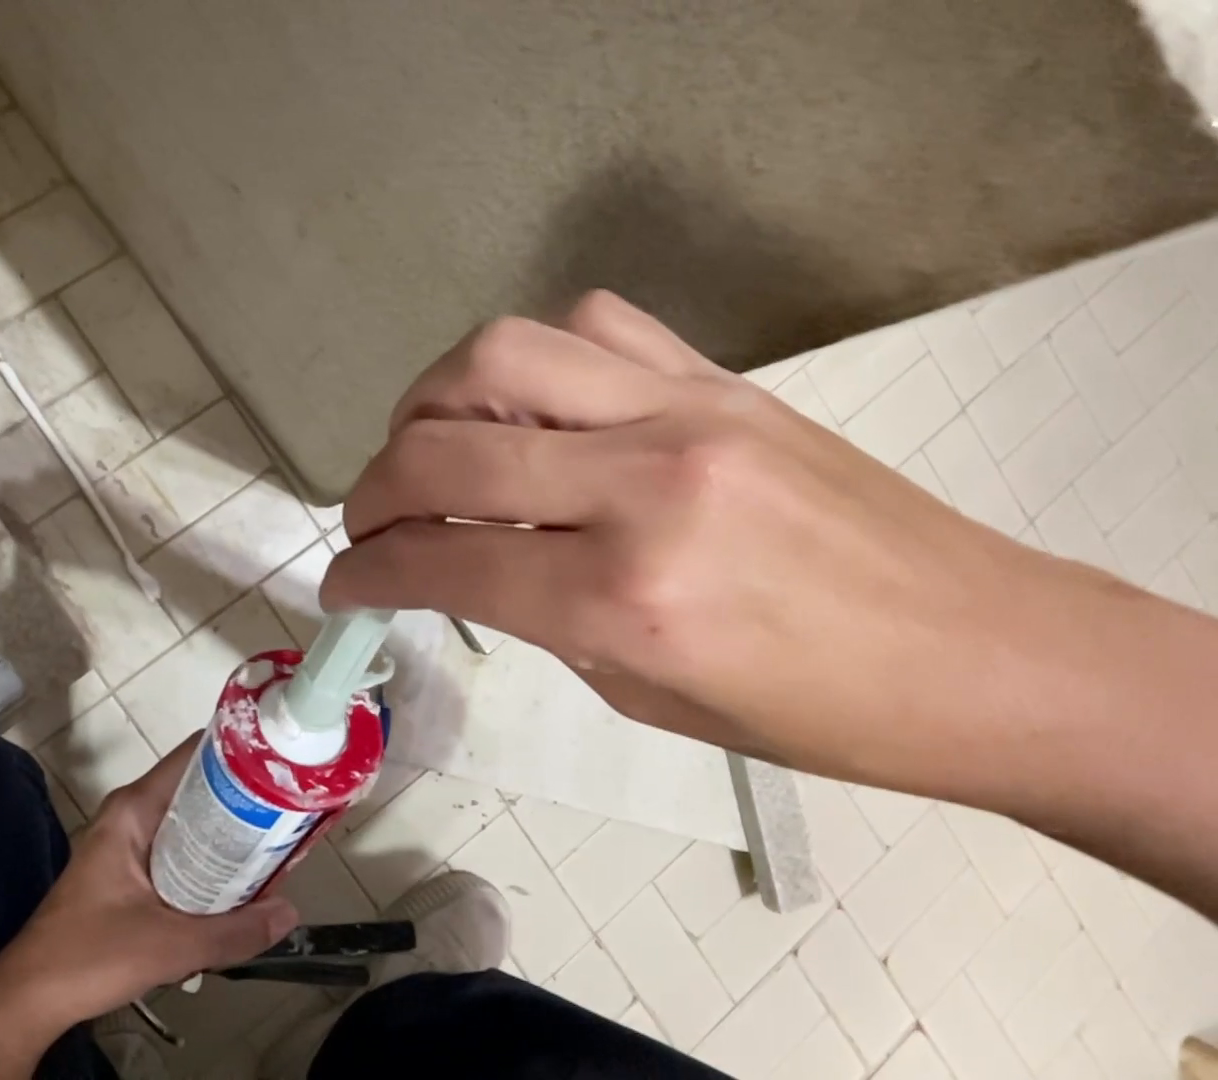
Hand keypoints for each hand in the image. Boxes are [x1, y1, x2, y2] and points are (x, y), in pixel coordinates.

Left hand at [0, 735, 298, 1029]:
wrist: (30, 996)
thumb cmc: (90, 956)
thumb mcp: (169, 946)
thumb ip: (233, 932)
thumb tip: (291, 912)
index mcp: (134, 809)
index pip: (193, 756)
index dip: (238, 752)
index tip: (282, 760)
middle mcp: (132, 813)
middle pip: (198, 788)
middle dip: (244, 798)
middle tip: (292, 810)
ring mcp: (129, 841)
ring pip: (191, 822)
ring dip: (230, 832)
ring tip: (279, 840)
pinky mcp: (130, 869)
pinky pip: (181, 849)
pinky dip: (210, 858)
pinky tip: (241, 878)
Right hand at [321, 291, 1152, 805]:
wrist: (981, 651)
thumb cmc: (810, 712)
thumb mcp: (638, 691)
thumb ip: (532, 612)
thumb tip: (448, 561)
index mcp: (623, 597)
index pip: (441, 561)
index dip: (366, 572)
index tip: (340, 582)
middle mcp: (641, 484)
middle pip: (443, 449)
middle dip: (371, 489)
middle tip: (366, 520)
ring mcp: (683, 411)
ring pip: (498, 357)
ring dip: (429, 403)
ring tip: (426, 448)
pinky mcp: (718, 377)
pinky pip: (589, 328)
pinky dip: (528, 365)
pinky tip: (529, 410)